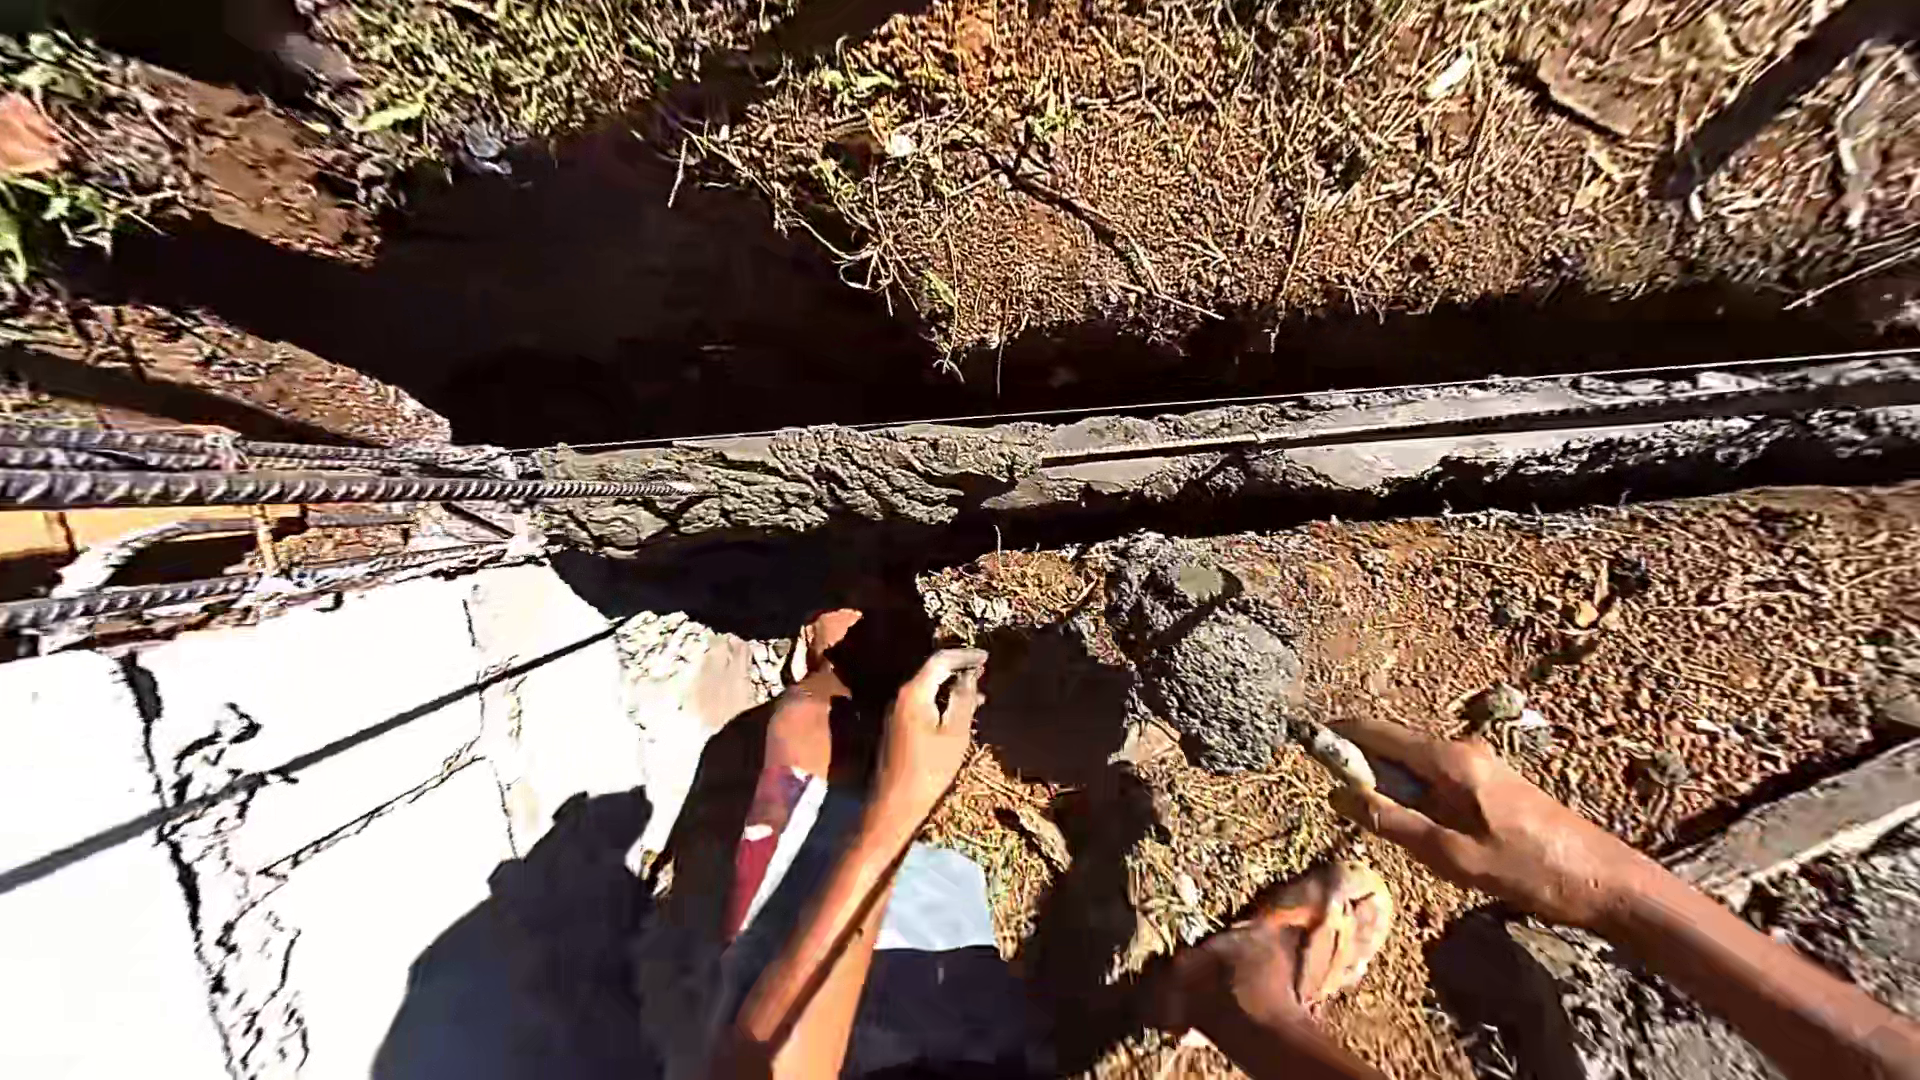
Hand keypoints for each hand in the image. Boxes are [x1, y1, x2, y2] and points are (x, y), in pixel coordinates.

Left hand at [870, 648, 988, 823]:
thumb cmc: (929, 769)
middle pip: (932, 670)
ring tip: (979, 689)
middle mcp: (902, 695)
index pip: (940, 659)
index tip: (986, 657)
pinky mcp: (898, 724)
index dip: (965, 655)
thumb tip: (969, 674)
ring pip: (928, 686)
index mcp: (914, 692)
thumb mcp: (955, 732)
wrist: (894, 803)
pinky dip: (943, 698)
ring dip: (952, 684)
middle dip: (959, 667)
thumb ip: (963, 698)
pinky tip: (960, 710)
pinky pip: (923, 700)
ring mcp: (897, 710)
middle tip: (984, 669)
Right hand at [1327, 716, 1660, 930]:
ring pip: (1409, 760)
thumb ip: (1390, 822)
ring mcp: (1475, 759)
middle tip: (1346, 799)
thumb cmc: (1530, 870)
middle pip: (1389, 743)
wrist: (1614, 885)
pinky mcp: (1487, 776)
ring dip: (1388, 781)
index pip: (1373, 730)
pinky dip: (1411, 788)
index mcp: (1446, 758)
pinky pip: (1431, 772)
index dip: (1335, 733)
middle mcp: (1457, 747)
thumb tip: (1335, 796)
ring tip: (1389, 821)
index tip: (1304, 741)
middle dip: (1360, 764)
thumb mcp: (1450, 855)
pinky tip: (1424, 823)